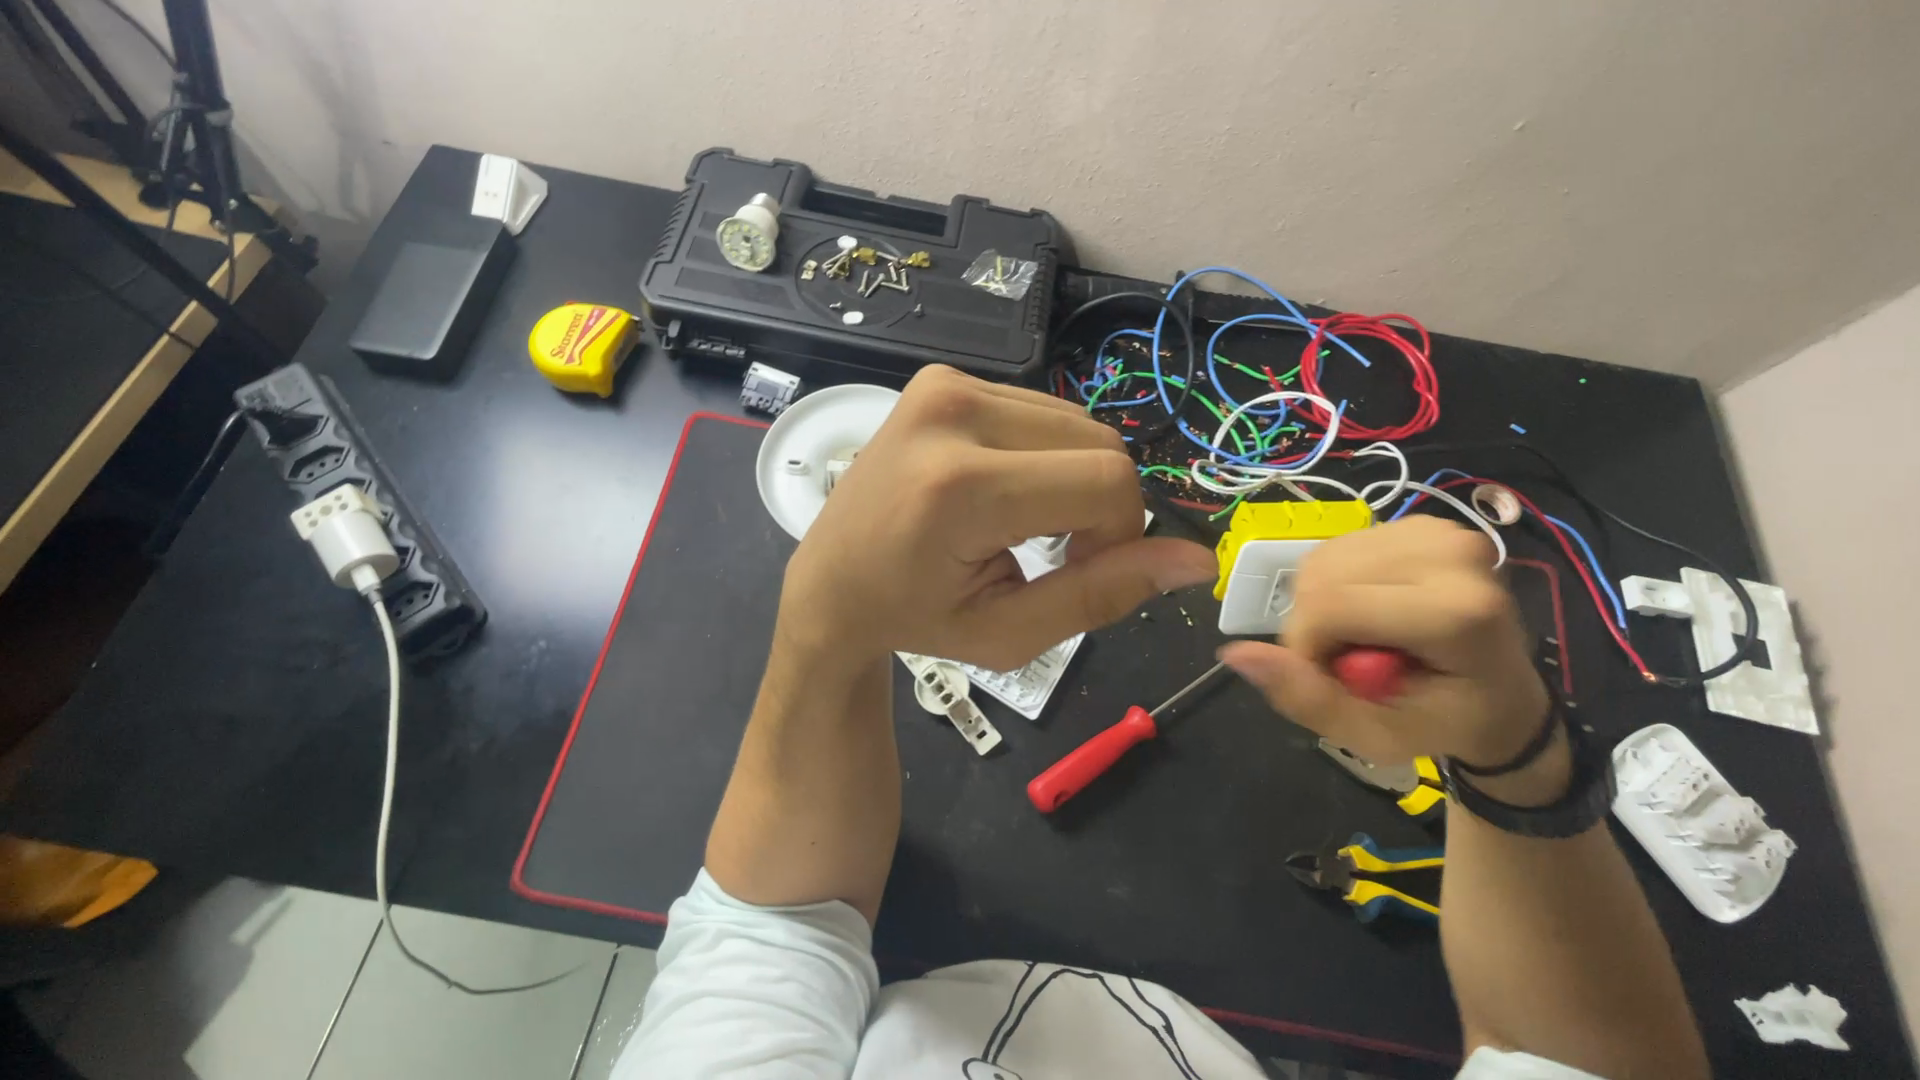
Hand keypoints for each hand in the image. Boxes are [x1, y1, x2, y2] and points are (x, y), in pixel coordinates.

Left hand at [780, 366, 1216, 669]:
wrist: (831, 583)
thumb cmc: (915, 619)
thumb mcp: (1010, 632)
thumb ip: (1104, 594)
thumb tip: (1196, 559)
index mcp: (961, 486)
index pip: (1106, 482)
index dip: (1119, 534)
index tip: (1077, 570)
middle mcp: (952, 411)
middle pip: (1100, 444)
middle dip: (1099, 506)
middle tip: (1051, 552)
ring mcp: (944, 384)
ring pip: (1076, 423)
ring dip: (1072, 478)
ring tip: (1021, 524)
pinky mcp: (942, 377)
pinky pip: (1040, 410)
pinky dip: (1044, 455)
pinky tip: (1003, 492)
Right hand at [1219, 516, 1547, 767]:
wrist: (1501, 696)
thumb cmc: (1442, 722)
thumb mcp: (1374, 734)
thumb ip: (1306, 697)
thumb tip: (1235, 654)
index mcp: (1458, 612)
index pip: (1332, 605)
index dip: (1308, 647)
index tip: (1334, 679)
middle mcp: (1454, 555)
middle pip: (1322, 577)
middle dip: (1314, 625)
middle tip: (1350, 661)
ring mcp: (1441, 531)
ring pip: (1324, 560)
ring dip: (1322, 603)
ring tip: (1362, 636)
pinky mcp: (1423, 523)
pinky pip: (1339, 548)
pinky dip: (1335, 583)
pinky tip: (1368, 609)